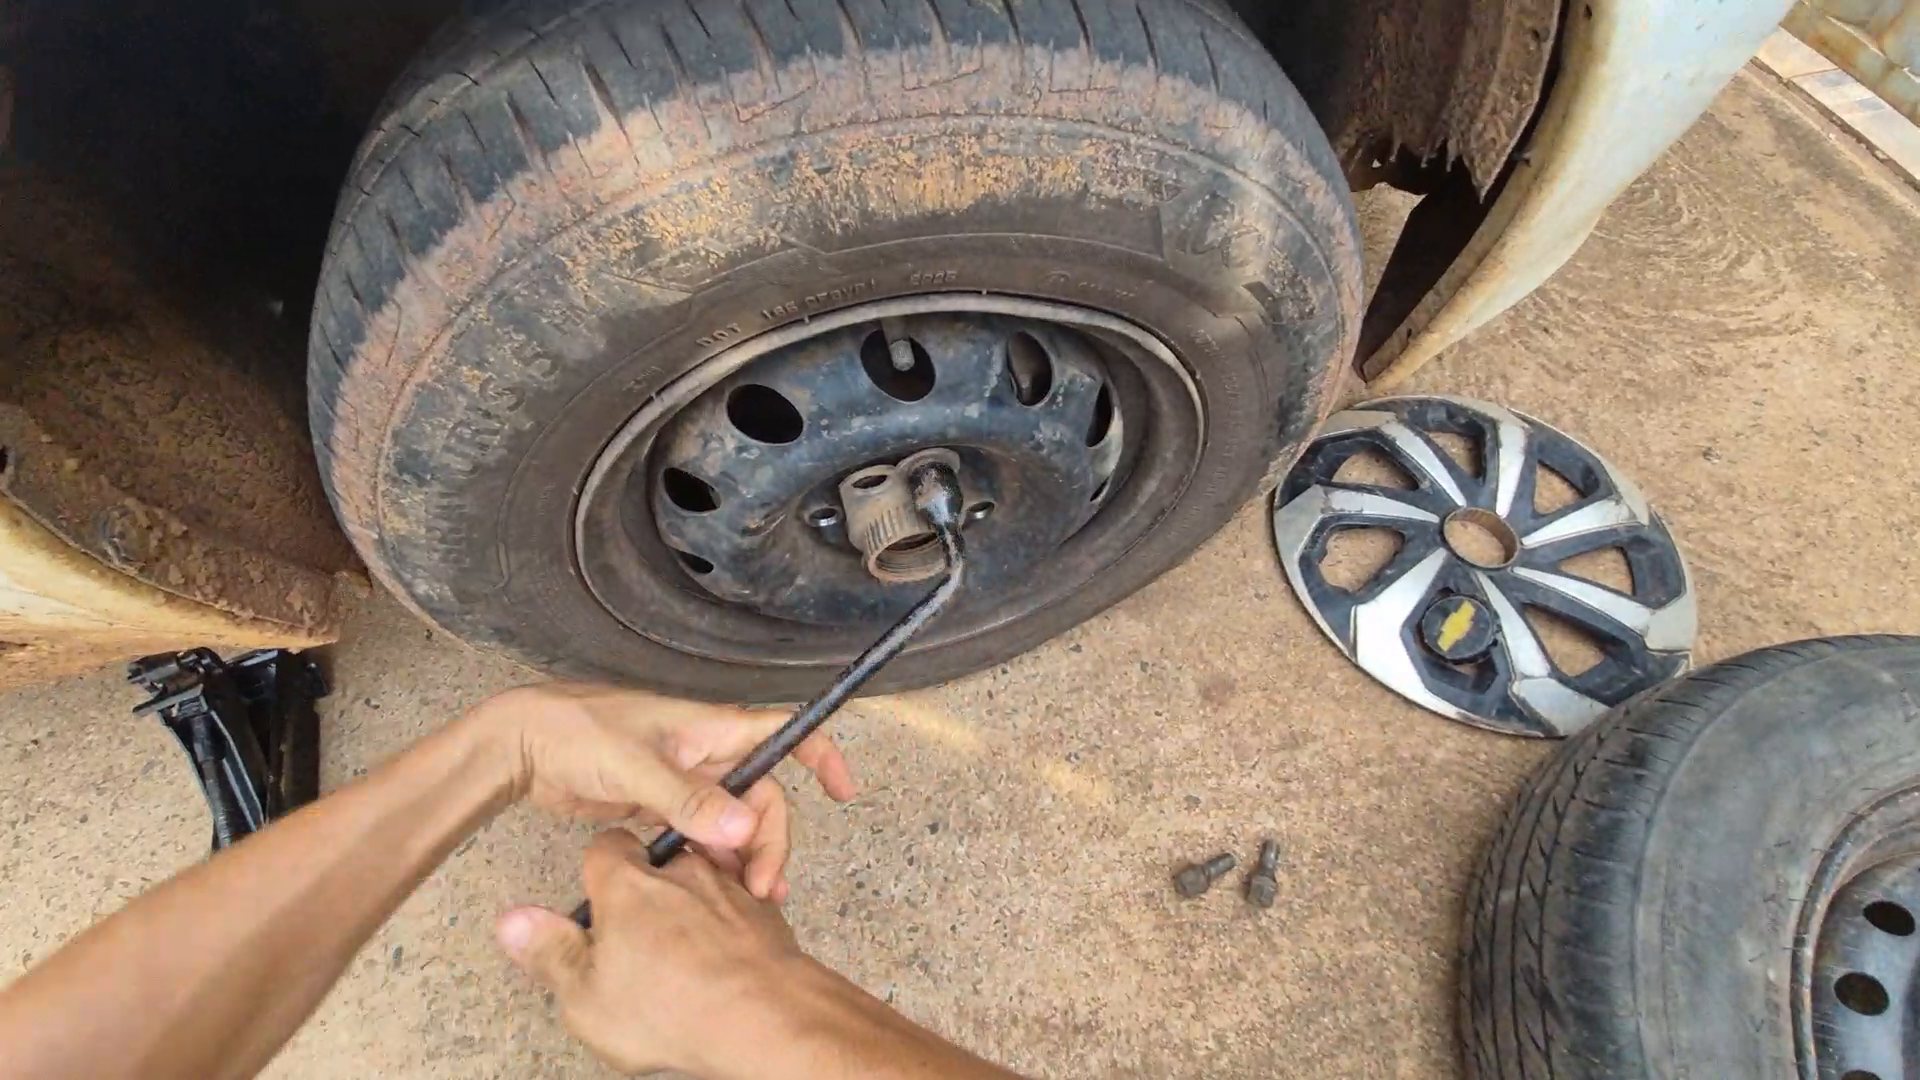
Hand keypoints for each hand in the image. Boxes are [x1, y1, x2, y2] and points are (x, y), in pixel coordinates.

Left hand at [466, 684, 856, 898]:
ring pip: (737, 820)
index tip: (842, 790)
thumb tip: (745, 827)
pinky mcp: (664, 808)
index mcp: (714, 730)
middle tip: (762, 886)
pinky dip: (716, 862)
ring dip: (746, 856)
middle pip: (764, 795)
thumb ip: (689, 798)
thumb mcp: (637, 764)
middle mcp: (710, 755)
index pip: (784, 732)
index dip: (820, 754)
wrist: (525, 744)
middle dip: (771, 837)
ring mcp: (688, 783)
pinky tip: (716, 893)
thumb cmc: (584, 733)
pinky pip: (705, 836)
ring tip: (747, 901)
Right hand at [495, 830, 837, 1077]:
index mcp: (630, 885)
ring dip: (688, 903)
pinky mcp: (760, 903)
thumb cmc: (672, 1006)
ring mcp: (725, 883)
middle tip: (638, 937)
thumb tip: (512, 919)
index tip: (595, 900)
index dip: (596, 869)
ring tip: (680, 952)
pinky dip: (724, 919)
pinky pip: (735, 899)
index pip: (605, 847)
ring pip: (698, 879)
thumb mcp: (586, 996)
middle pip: (655, 863)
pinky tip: (719, 955)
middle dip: (645, 889)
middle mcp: (681, 870)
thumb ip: (551, 952)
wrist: (761, 1010)